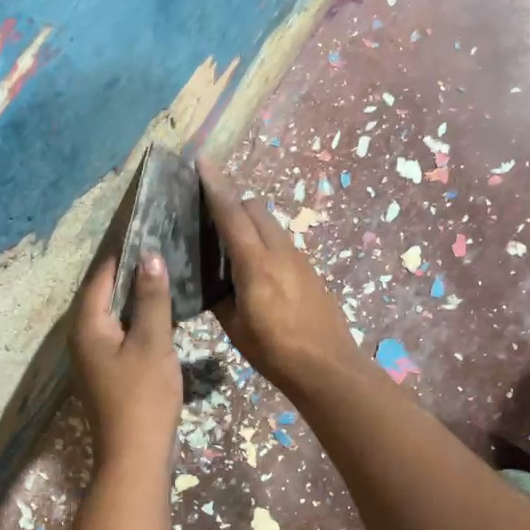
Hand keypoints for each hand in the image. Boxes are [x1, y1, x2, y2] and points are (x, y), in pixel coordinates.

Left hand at [70, 250, 183, 472]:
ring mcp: (93, 359)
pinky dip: (137, 321)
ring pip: (113, 316)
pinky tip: (162, 316)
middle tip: (162, 247)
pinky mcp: (106, 374)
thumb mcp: (153, 342)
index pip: (101, 275)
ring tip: (165, 274)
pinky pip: (120, 335)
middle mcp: (82, 338)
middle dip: (130, 272)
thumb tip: (149, 255)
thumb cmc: (143, 397)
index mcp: (87, 326)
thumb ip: (152, 298)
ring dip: (135, 298)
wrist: (134, 457)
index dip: (123, 252)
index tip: (148, 229)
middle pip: (104, 294)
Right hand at [200, 159, 366, 402]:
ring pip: (271, 226)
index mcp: (256, 265)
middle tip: (211, 221)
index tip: (202, 162)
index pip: (232, 214)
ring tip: (231, 249)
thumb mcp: (236, 327)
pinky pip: (282, 245)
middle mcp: (280, 252)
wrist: (327, 367)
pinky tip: (256, 273)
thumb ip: (220, 295)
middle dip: (233, 205)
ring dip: (251, 226)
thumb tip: (209, 279)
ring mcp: (300, 260)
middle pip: (256, 209)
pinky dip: (265, 245)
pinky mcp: (311, 271)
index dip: (215, 187)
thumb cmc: (274, 352)